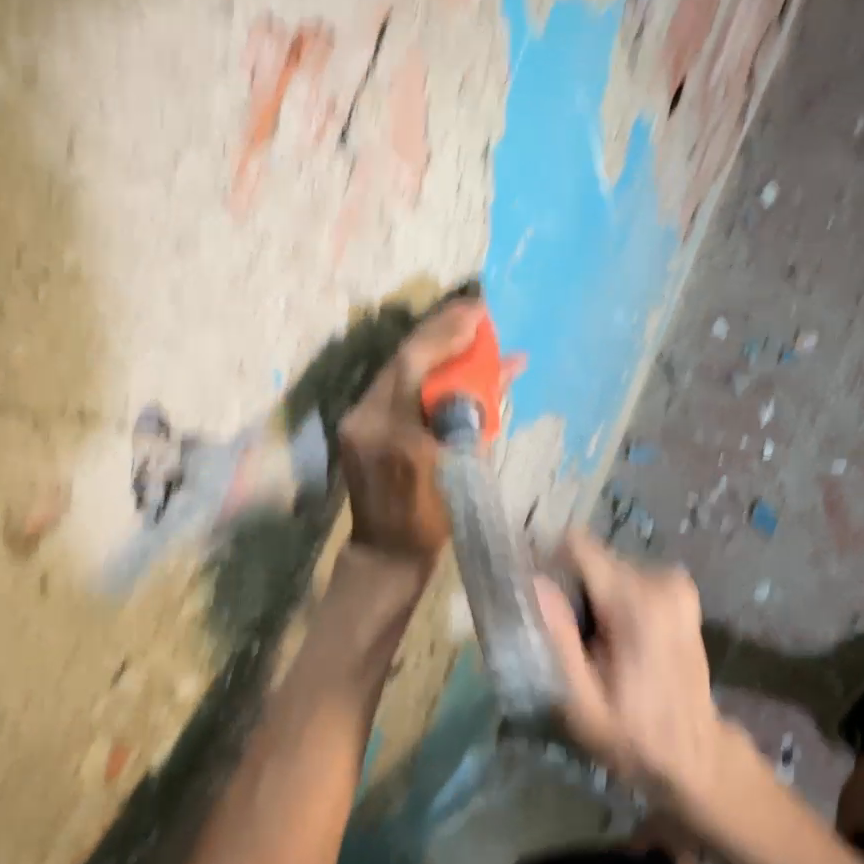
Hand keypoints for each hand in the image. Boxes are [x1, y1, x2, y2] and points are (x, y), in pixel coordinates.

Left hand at [336, 296, 518, 567]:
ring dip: (428, 347)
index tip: (478, 313)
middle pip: (401, 360)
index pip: (414, 366)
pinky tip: (438, 359)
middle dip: (438, 331)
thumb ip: (482, 413)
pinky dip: (416, 371)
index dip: (446, 334)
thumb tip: (509, 365)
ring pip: (393, 370)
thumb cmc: (435, 519)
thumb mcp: (467, 466)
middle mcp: (367, 420)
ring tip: (460, 327)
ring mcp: (355, 422)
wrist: (386, 552)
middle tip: (472, 311)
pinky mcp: (354, 426)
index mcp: (396, 435)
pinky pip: (388, 388)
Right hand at [536, 531, 729, 809]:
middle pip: (592, 559)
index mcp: (636, 602)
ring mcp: (675, 583)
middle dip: (573, 590)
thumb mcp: (582, 701)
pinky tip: (615, 638)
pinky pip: (627, 578)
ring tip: (594, 643)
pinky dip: (614, 601)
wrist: (695, 753)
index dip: (550, 563)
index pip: (577, 545)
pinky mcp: (681, 590)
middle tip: (572, 639)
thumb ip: (558, 638)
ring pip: (608, 567)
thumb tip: (534, 582)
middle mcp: (660, 580)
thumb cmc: (633, 734)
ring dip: (593, 597)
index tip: (540, 599)